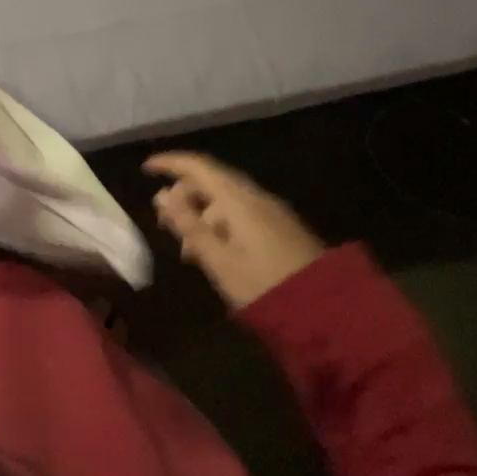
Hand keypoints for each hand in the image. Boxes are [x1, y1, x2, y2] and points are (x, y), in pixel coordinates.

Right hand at [143, 152, 325, 308]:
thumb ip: (188, 224)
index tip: (146, 169)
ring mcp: (274, 213)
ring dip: (202, 215)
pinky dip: (221, 223)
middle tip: (165, 222)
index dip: (169, 163)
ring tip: (189, 250)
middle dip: (183, 195)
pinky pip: (243, 214)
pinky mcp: (284, 229)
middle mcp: (256, 198)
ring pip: (227, 200)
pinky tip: (216, 252)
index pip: (198, 166)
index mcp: (237, 199)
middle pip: (212, 181)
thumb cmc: (263, 284)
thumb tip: (162, 194)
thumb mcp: (217, 259)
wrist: (330, 312)